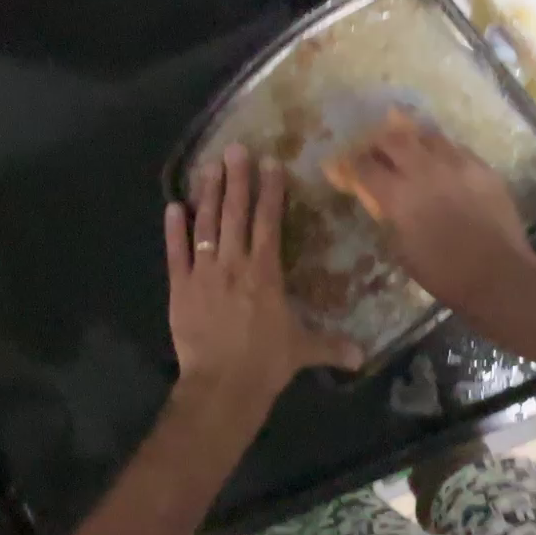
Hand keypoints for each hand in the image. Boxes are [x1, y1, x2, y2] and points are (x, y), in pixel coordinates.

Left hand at [166, 144, 362, 410]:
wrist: (222, 385)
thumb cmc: (266, 364)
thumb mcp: (303, 351)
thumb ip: (332, 346)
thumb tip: (362, 356)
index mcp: (266, 273)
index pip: (269, 222)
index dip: (270, 192)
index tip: (269, 164)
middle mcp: (235, 264)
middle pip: (235, 214)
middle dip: (236, 179)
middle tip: (234, 149)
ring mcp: (204, 274)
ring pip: (205, 225)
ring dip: (206, 194)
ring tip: (207, 166)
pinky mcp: (180, 289)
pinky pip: (175, 254)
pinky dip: (173, 230)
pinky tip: (173, 206)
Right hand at [344, 117, 535, 310]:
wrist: (497, 274)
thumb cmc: (443, 272)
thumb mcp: (402, 249)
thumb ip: (390, 218)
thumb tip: (384, 203)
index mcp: (398, 194)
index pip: (364, 166)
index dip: (352, 163)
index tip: (348, 165)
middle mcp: (425, 170)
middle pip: (394, 138)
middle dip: (380, 142)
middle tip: (378, 150)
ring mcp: (457, 164)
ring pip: (428, 135)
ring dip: (414, 141)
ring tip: (413, 150)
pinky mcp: (482, 167)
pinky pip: (457, 149)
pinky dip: (443, 153)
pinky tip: (445, 165)